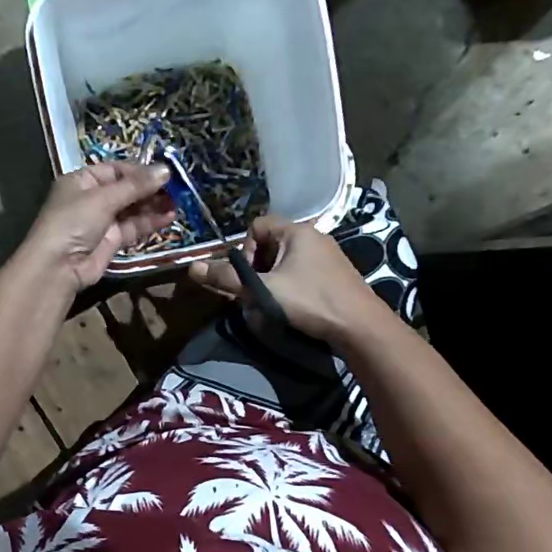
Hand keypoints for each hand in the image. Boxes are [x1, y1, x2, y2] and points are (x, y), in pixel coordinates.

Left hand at [20, 161, 176, 290]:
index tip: (164, 172)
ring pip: (132, 209)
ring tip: (177, 202)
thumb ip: (135, 185)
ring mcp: (102, 221)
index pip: (115, 170)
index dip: (139, 171)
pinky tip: (169, 217)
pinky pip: (133, 227)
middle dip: (150, 189)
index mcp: (82, 181)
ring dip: (153, 205)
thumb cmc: (74, 222)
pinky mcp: (111, 241)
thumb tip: (165, 170)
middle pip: (126, 189)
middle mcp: (92, 199)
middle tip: (177, 188)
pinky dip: (150, 222)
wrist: (58, 266)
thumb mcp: (103, 198)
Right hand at [187, 216, 384, 341]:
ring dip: (272, 279)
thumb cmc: (310, 301)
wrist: (360, 326)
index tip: (248, 275)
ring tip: (273, 303)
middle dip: (257, 269)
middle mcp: (314, 236)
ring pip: (286, 260)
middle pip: (270, 244)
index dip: (245, 250)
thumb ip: (227, 279)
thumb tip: (192, 268)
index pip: (257, 226)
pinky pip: (302, 271)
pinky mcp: (336, 273)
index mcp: (297, 231)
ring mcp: (328, 255)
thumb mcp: (263, 290)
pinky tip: (294, 306)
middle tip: (256, 293)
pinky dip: (291, 285)